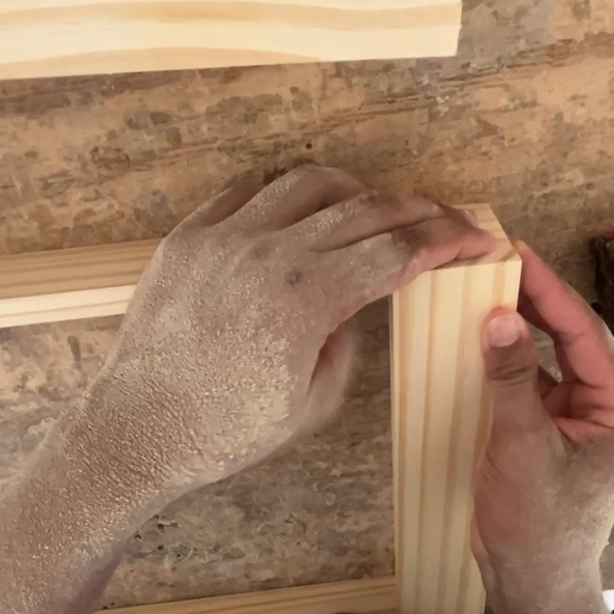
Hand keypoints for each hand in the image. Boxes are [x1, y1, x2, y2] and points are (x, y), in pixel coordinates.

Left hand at [83, 165, 498, 500]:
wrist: (138, 430)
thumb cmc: (227, 431)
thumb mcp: (313, 403)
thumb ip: (347, 342)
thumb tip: (356, 302)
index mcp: (308, 299)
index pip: (398, 250)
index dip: (447, 240)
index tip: (476, 238)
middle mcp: (270, 252)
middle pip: (365, 208)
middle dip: (417, 209)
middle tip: (440, 220)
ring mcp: (224, 237)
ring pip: (308, 182)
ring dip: (356, 189)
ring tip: (375, 208)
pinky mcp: (188, 236)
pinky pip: (248, 190)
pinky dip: (289, 193)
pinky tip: (303, 209)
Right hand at [473, 245, 613, 597]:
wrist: (531, 583)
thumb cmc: (537, 524)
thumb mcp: (522, 448)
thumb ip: (510, 380)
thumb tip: (497, 317)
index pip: (586, 335)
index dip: (551, 292)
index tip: (517, 255)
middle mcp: (606, 407)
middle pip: (572, 340)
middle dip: (538, 303)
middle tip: (499, 263)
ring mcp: (577, 419)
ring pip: (550, 359)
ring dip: (522, 328)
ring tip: (489, 289)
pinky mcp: (549, 432)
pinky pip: (531, 384)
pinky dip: (507, 362)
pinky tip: (483, 340)